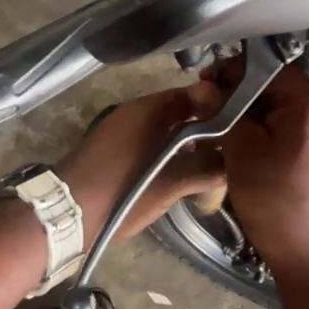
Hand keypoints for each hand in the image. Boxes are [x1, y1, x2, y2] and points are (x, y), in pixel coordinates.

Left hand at [56, 81, 226, 241]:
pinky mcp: (116, 149)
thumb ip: (206, 168)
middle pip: (183, 110)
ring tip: (212, 166)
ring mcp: (123, 130)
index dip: (220, 106)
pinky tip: (183, 174)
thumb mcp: (170, 182)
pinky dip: (170, 152)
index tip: (241, 126)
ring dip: (189, 143)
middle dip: (207, 128)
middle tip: (230, 150)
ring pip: (168, 128)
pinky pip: (152, 140)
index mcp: (150, 109)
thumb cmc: (122, 190)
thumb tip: (233, 162)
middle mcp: (137, 112)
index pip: (195, 94)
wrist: (67, 214)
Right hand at [221, 64, 308, 280]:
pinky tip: (248, 142)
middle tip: (208, 109)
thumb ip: (224, 110)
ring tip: (223, 127)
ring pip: (282, 103)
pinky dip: (270, 126)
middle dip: (240, 94)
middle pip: (275, 84)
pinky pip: (293, 121)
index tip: (202, 87)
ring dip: (253, 111)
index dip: (230, 74)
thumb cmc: (276, 202)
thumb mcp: (241, 151)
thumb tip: (208, 85)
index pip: (264, 67)